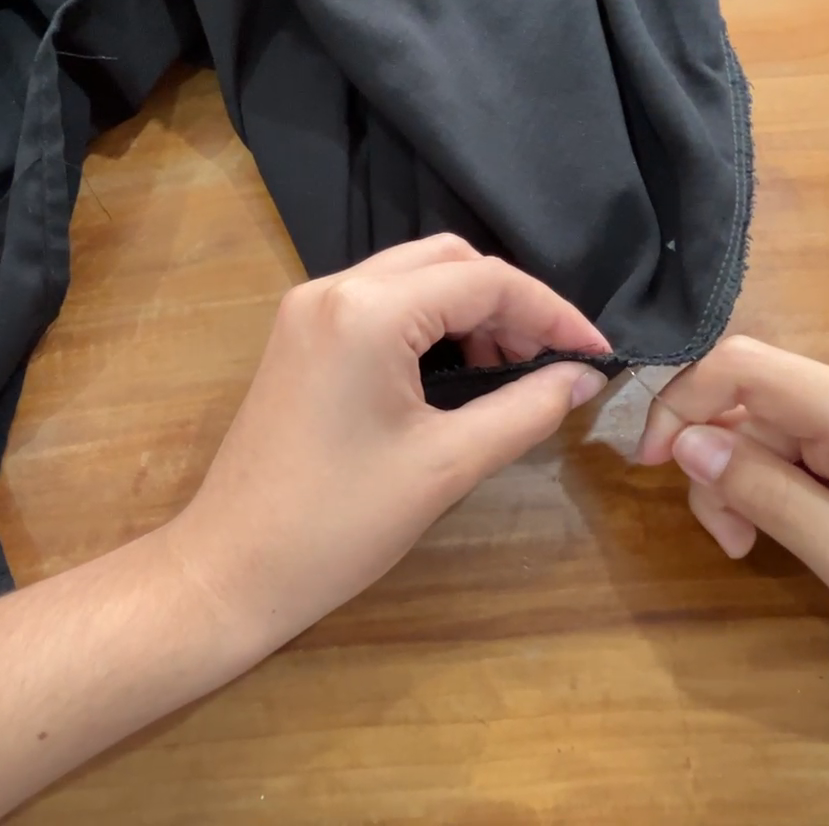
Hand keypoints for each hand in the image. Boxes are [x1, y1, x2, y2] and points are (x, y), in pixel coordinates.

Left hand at [166, 234, 611, 649]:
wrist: (233, 566)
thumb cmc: (338, 524)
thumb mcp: (446, 465)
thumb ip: (525, 409)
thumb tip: (582, 377)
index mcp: (368, 310)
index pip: (483, 281)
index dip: (551, 313)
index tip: (596, 354)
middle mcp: (333, 288)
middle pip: (447, 262)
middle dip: (509, 303)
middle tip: (550, 361)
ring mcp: (308, 308)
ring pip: (412, 277)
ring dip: (468, 309)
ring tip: (509, 370)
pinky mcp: (298, 334)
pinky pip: (379, 302)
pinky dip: (427, 322)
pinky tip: (455, 369)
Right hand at [634, 336, 828, 703]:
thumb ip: (777, 502)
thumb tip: (688, 443)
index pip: (751, 367)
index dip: (682, 401)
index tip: (653, 461)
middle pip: (760, 400)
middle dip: (725, 464)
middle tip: (730, 538)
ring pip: (779, 412)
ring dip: (754, 471)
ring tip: (761, 536)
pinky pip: (811, 419)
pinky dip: (787, 465)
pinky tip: (805, 509)